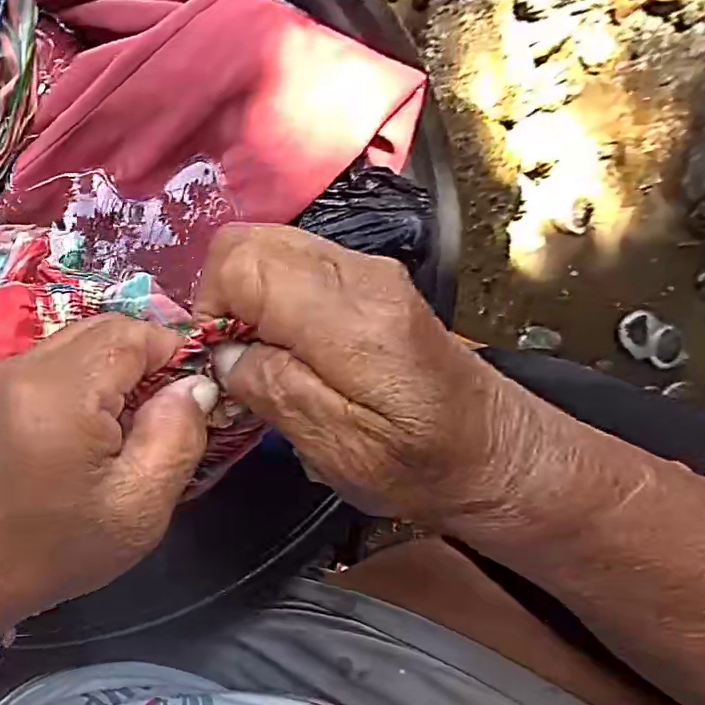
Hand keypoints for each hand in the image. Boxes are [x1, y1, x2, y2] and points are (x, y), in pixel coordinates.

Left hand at [0, 314, 217, 633]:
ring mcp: (7, 371)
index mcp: (59, 394)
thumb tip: (194, 384)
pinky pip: (63, 356)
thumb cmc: (61, 547)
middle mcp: (25, 366)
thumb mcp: (140, 505)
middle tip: (166, 409)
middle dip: (148, 358)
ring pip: (85, 338)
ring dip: (120, 367)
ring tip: (133, 419)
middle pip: (107, 329)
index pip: (132, 335)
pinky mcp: (1, 384)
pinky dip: (93, 375)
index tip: (192, 395)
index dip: (173, 354)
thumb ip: (178, 435)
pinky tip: (99, 419)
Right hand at [194, 223, 523, 523]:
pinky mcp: (369, 277)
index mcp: (350, 318)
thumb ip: (272, 390)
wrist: (494, 449)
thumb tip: (224, 353)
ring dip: (244, 296)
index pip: (243, 262)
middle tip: (235, 355)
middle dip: (221, 296)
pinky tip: (285, 343)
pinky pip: (294, 262)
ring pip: (268, 245)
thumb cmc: (417, 463)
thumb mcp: (337, 449)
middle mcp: (359, 274)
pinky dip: (269, 296)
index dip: (210, 306)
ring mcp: (367, 269)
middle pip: (249, 240)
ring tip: (259, 353)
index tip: (219, 358)